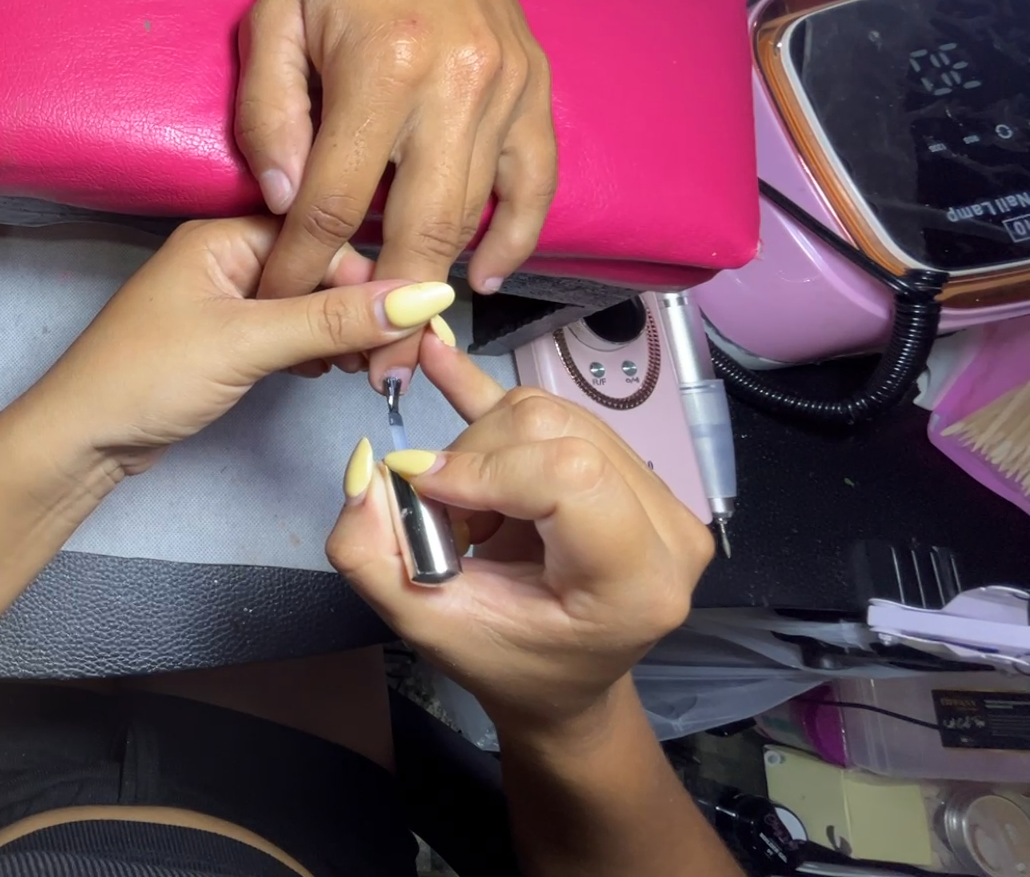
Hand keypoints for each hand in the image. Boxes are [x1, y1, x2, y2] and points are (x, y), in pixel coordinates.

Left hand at [25, 217, 457, 475]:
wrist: (84, 436)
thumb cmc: (150, 377)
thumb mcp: (245, 343)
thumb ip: (331, 319)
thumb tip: (424, 294)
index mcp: (220, 237)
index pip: (316, 235)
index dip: (366, 275)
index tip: (412, 318)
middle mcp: (222, 260)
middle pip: (312, 270)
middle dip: (354, 310)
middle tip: (392, 355)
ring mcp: (220, 303)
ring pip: (299, 306)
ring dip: (334, 333)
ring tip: (364, 368)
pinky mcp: (220, 342)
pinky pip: (280, 334)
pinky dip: (307, 350)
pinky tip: (325, 371)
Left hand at [237, 0, 555, 389]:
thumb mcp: (270, 28)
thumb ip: (269, 119)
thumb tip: (289, 204)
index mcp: (384, 69)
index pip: (334, 203)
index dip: (303, 267)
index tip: (281, 307)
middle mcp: (458, 86)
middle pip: (418, 228)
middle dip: (384, 306)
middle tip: (366, 366)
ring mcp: (510, 93)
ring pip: (475, 217)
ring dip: (441, 285)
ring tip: (410, 338)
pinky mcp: (536, 96)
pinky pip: (537, 186)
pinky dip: (516, 239)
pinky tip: (482, 279)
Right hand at [327, 333, 712, 733]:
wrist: (559, 676)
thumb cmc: (501, 661)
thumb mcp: (421, 624)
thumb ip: (370, 554)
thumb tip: (366, 468)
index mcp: (633, 581)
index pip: (566, 473)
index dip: (478, 468)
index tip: (419, 491)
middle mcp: (664, 526)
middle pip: (547, 427)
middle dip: (468, 458)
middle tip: (441, 515)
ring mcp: (653, 490)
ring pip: (540, 411)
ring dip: (476, 448)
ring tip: (463, 503)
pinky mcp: (620, 466)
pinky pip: (546, 406)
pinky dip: (482, 386)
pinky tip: (436, 355)